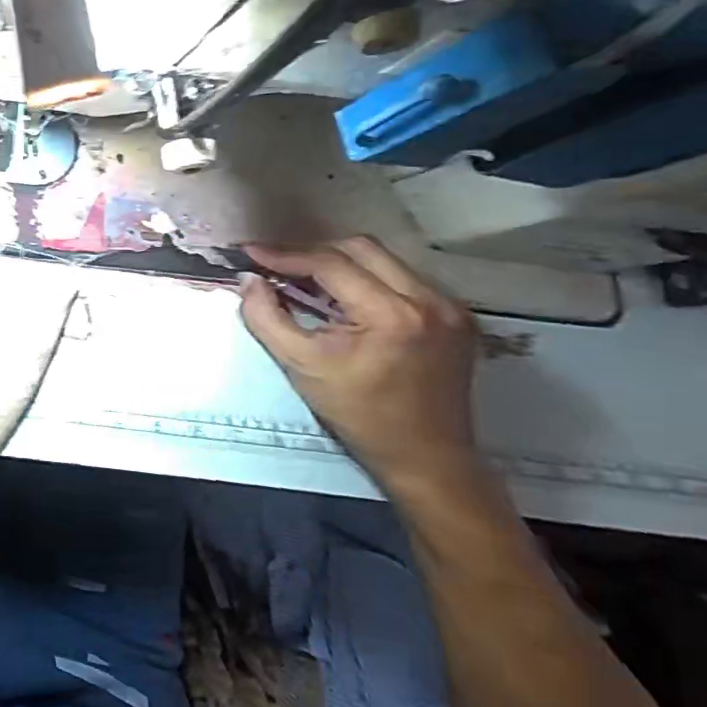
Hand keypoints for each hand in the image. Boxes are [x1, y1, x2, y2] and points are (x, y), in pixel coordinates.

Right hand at [238, 237, 481, 495]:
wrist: (426, 458)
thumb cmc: (359, 416)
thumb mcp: (301, 366)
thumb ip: (266, 318)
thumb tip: (249, 280)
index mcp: (392, 315)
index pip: (331, 264)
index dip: (286, 255)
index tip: (252, 253)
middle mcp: (428, 300)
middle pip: (360, 248)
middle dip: (313, 252)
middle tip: (279, 265)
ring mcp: (449, 306)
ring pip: (383, 259)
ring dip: (341, 263)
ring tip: (308, 280)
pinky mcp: (457, 315)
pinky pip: (402, 278)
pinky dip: (368, 279)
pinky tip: (346, 299)